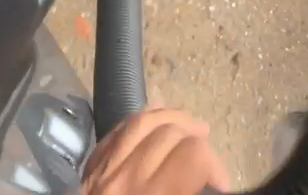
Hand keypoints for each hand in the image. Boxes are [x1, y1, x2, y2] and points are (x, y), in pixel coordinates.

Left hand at [82, 109, 229, 194]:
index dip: (215, 165)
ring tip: (189, 126)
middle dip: (195, 137)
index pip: (191, 156)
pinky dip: (136, 123)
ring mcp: (99, 175)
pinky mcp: (84, 177)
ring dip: (169, 119)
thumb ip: (182, 192)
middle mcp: (124, 182)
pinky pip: (113, 135)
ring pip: (138, 123)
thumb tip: (208, 188)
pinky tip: (151, 123)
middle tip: (208, 155)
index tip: (222, 184)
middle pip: (168, 133)